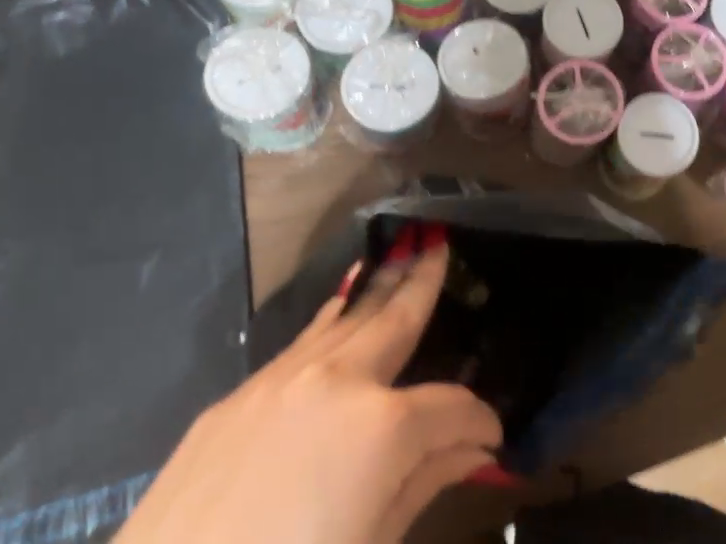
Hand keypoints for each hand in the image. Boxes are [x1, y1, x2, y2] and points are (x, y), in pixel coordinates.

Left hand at [117, 228, 501, 543]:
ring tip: (400, 257)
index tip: (491, 440)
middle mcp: (336, 382)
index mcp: (382, 426)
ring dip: (376, 291)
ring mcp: (279, 384)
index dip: (479, 424)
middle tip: (439, 244)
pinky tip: (338, 311)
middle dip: (422, 283)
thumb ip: (424, 482)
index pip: (453, 408)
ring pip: (343, 321)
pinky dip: (329, 322)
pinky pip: (299, 347)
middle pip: (393, 321)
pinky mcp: (234, 401)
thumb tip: (472, 450)